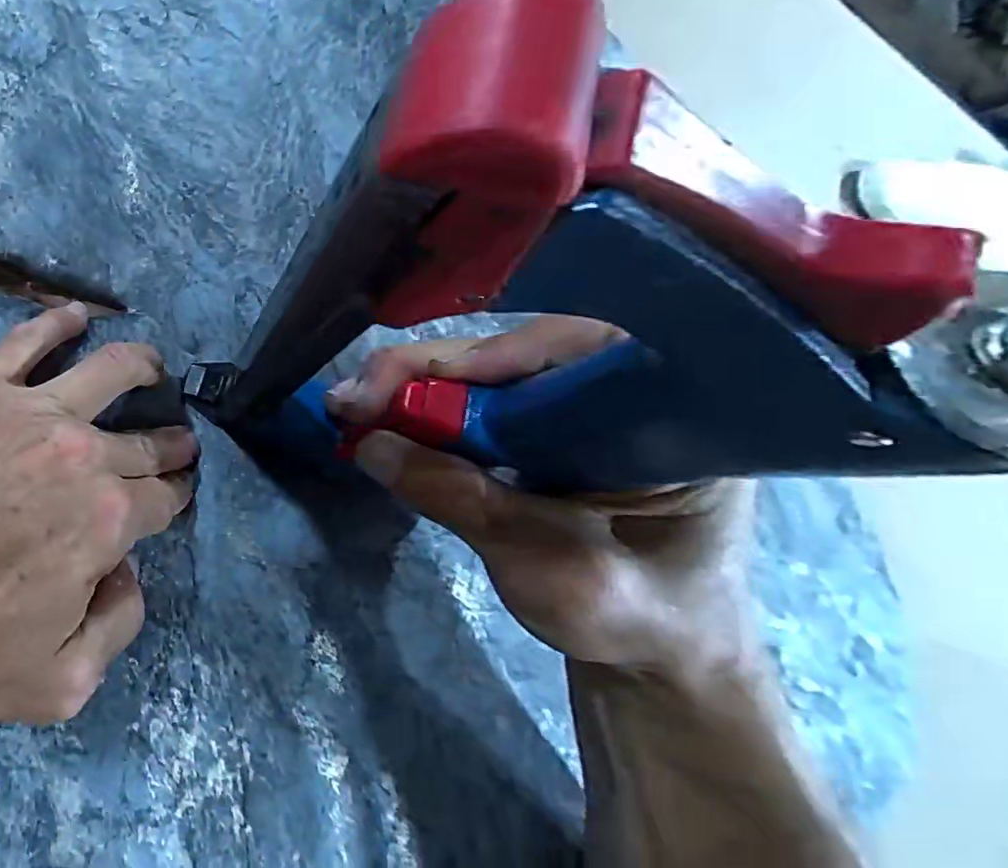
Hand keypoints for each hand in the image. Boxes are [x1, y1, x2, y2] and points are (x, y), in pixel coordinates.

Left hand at [0, 303, 196, 727]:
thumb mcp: (57, 684)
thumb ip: (118, 626)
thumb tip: (127, 572)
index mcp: (105, 520)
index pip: (163, 498)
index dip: (177, 494)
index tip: (179, 489)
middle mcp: (81, 454)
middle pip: (143, 440)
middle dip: (170, 441)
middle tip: (178, 439)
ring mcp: (29, 411)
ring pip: (107, 370)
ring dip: (142, 366)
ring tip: (153, 366)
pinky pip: (27, 343)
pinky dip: (58, 324)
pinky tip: (76, 316)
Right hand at [325, 317, 755, 676]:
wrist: (654, 657)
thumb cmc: (633, 620)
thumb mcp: (555, 571)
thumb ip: (466, 502)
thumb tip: (368, 444)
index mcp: (658, 411)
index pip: (565, 351)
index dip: (481, 359)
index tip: (407, 388)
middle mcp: (615, 389)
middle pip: (508, 353)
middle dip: (423, 372)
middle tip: (349, 399)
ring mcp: (571, 406)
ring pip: (481, 374)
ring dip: (410, 388)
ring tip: (351, 408)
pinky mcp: (537, 427)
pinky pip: (472, 404)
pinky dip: (422, 412)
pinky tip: (380, 421)